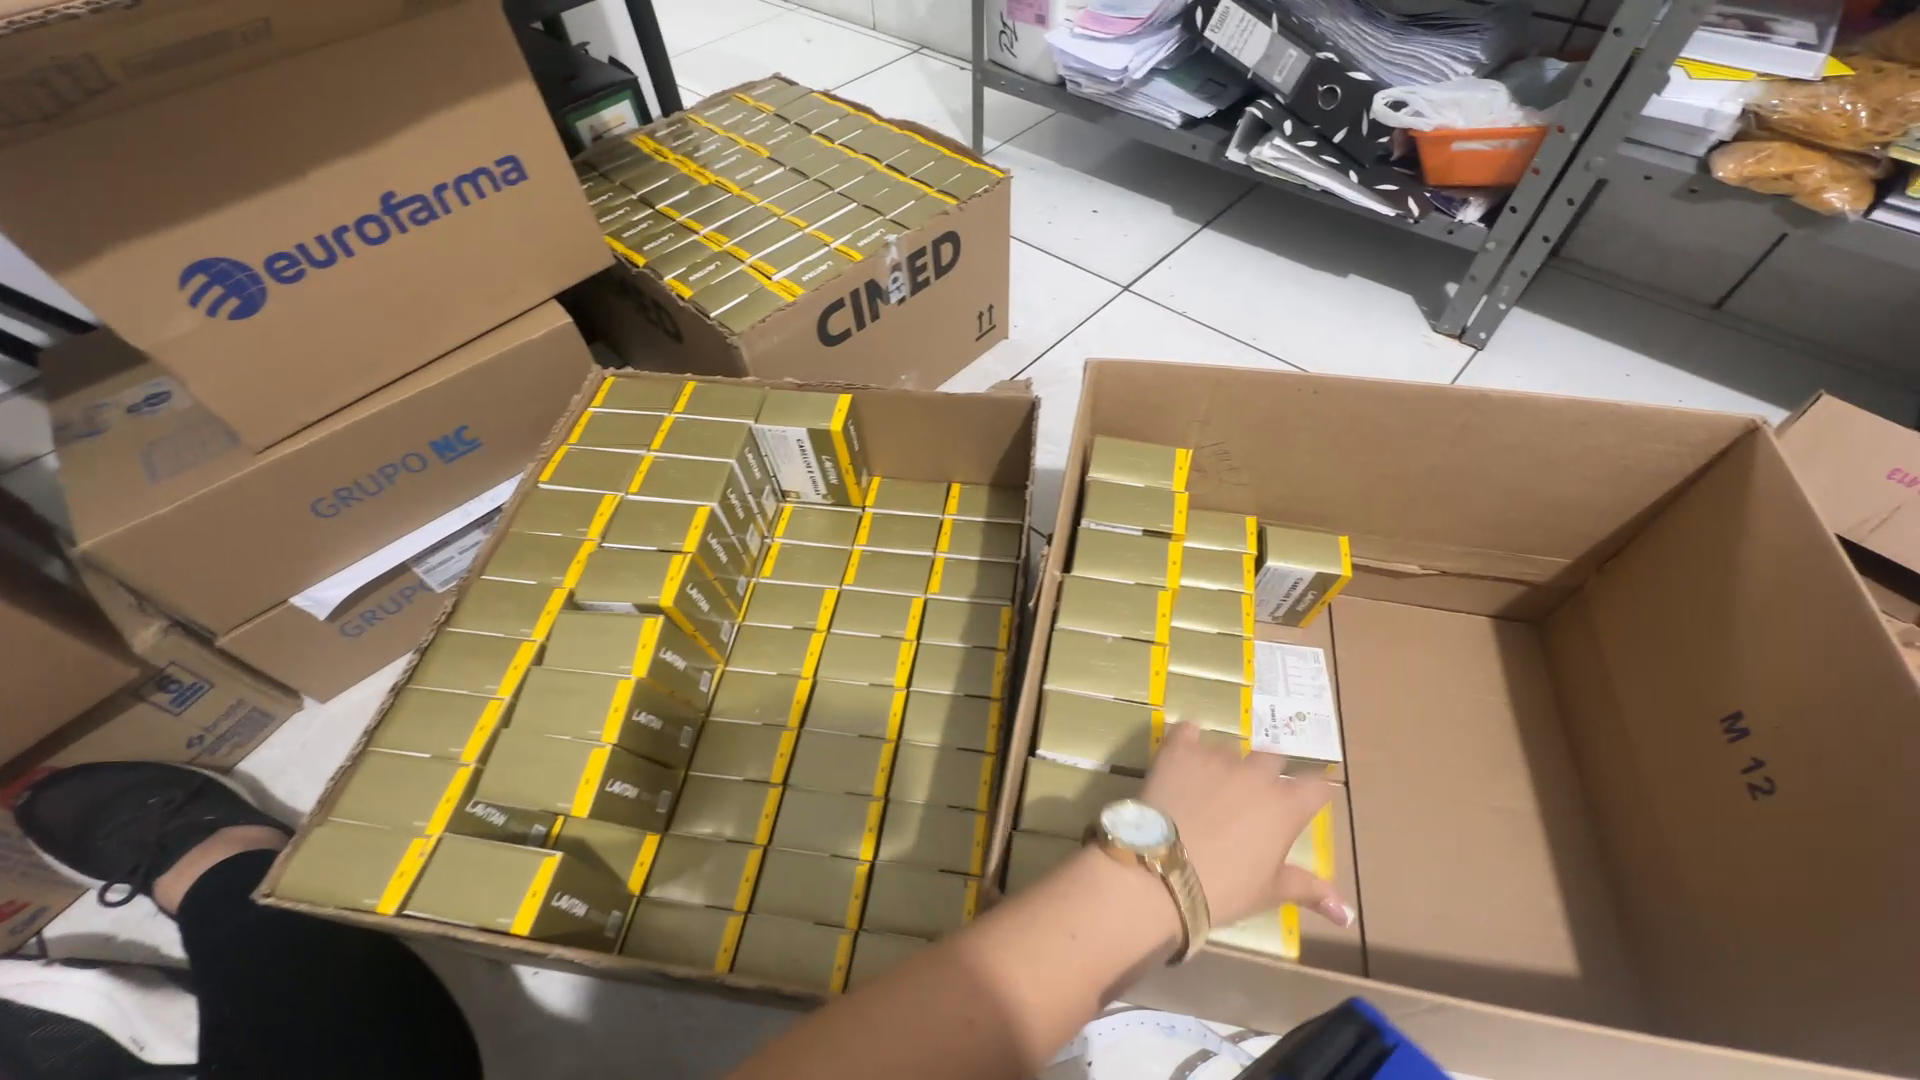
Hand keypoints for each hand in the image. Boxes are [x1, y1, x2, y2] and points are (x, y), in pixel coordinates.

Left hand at [1139, 723, 1352, 928]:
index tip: (1302, 803)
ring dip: (1225, 764)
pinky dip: (1187, 740)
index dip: (1310, 793)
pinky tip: (1183, 752)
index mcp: (1285, 806)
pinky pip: (1187, 732)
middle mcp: (1255, 774)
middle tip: (1249, 798)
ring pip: (1229, 749)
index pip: (1315, 786)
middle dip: (1266, 774)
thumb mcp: (1268, 892)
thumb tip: (1347, 914)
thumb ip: (1308, 889)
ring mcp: (1216, 758)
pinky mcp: (1179, 751)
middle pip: (1272, 759)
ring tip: (1208, 787)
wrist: (1160, 871)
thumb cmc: (1222, 888)